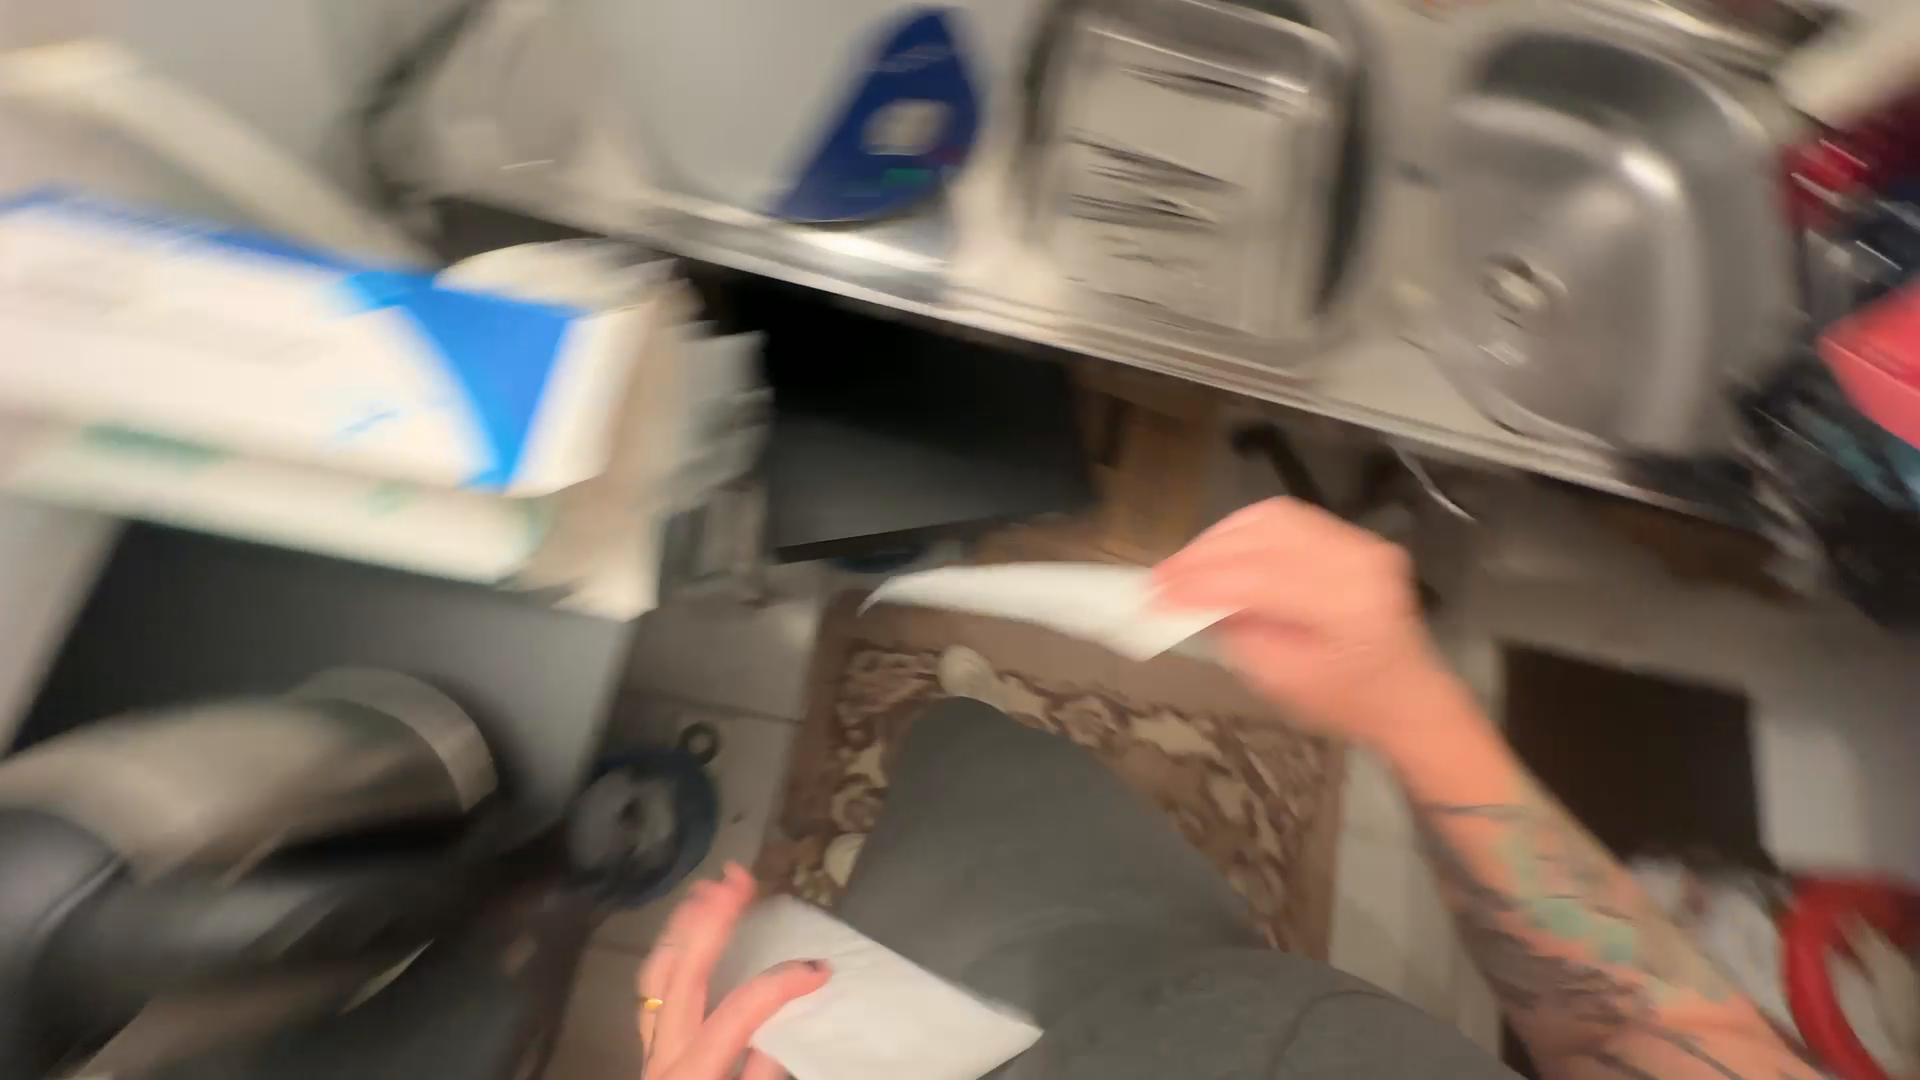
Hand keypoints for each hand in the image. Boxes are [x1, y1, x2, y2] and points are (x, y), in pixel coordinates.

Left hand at [638, 863, 829, 1079]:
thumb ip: (762, 1079)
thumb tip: (784, 1032)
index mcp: (690, 1078)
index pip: (738, 1012)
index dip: (782, 984)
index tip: (822, 969)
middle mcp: (662, 1060)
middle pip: (683, 972)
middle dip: (712, 919)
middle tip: (741, 878)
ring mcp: (651, 1056)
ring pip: (658, 974)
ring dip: (686, 926)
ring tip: (710, 889)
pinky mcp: (652, 1058)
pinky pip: (655, 992)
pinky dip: (674, 953)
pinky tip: (690, 934)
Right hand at [1153, 498, 1471, 747]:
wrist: (1406, 695)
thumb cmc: (1344, 701)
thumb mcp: (1279, 679)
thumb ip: (1235, 633)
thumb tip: (1189, 599)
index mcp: (1347, 606)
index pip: (1258, 580)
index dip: (1199, 583)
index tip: (1154, 595)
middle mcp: (1357, 561)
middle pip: (1261, 541)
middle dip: (1201, 557)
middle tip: (1159, 579)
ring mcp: (1356, 541)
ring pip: (1267, 519)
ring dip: (1217, 539)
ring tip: (1183, 565)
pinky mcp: (1348, 535)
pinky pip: (1282, 518)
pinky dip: (1241, 530)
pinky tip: (1216, 549)